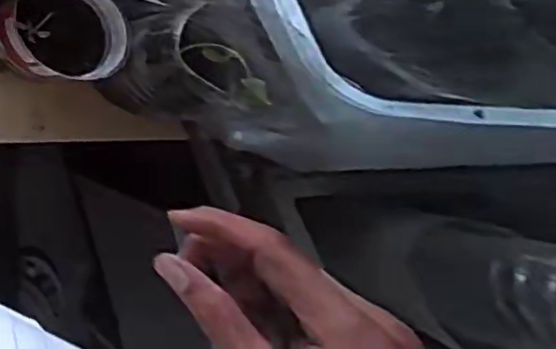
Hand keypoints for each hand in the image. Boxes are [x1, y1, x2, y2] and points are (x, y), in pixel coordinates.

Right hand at [154, 208, 420, 348]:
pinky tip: (254, 325)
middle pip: (282, 260)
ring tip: (220, 306)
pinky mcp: (379, 348)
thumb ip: (217, 317)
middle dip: (227, 258)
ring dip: (248, 282)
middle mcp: (374, 322)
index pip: (271, 245)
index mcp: (351, 326)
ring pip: (295, 280)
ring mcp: (383, 337)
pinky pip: (314, 305)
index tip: (177, 220)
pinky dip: (275, 305)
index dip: (217, 225)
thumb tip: (171, 267)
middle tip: (188, 270)